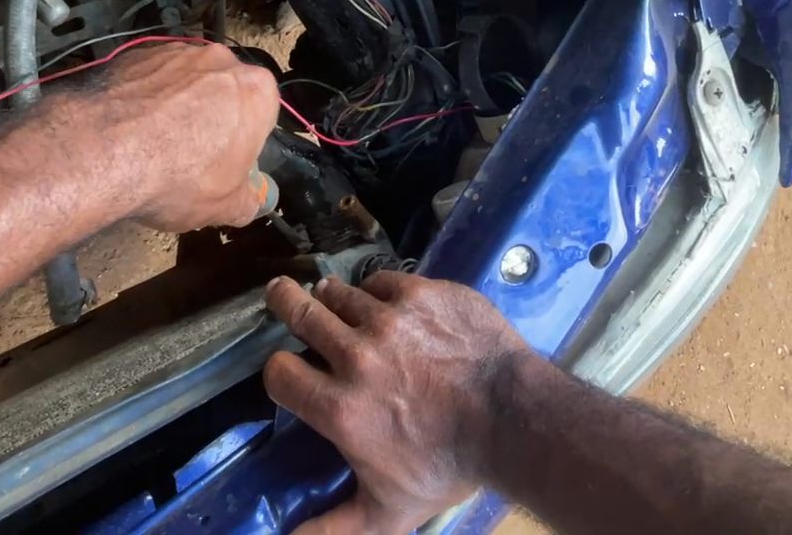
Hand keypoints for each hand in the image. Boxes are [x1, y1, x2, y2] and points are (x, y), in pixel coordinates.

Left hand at [39, 42, 277, 231]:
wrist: (105, 152)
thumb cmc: (177, 175)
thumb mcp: (225, 208)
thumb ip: (248, 201)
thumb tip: (251, 201)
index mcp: (257, 91)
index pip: (262, 115)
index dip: (244, 141)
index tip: (227, 163)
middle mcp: (222, 61)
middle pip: (224, 92)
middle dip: (212, 118)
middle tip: (191, 156)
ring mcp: (178, 52)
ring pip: (186, 81)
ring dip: (177, 105)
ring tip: (153, 144)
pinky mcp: (137, 53)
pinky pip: (150, 76)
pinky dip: (144, 97)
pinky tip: (130, 129)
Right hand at [262, 273, 545, 533]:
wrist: (514, 418)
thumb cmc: (450, 466)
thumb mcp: (388, 512)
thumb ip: (334, 529)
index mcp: (341, 408)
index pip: (279, 375)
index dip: (278, 373)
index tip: (287, 372)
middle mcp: (355, 356)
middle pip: (300, 313)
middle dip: (283, 300)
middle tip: (277, 290)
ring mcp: (388, 318)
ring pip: (339, 292)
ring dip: (332, 297)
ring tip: (331, 295)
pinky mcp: (418, 292)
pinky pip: (380, 282)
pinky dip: (376, 292)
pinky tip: (384, 301)